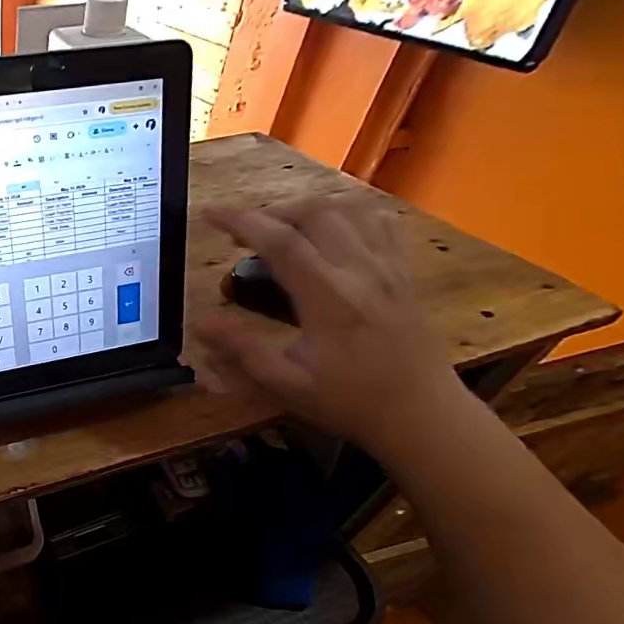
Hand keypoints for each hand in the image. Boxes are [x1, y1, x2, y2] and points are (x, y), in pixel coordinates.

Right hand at [192, 192, 462, 452]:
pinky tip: (333, 231)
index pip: (279, 241)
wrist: (422, 414)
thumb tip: (201, 324)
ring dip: (309, 208)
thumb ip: (244, 350)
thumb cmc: (351, 402)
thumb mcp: (288, 384)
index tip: (211, 214)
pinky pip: (381, 221)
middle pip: (314, 212)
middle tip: (245, 233)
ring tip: (284, 228)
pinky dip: (350, 213)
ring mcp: (388, 266)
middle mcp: (361, 270)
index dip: (240, 220)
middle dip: (272, 212)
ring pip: (349, 208)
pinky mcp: (404, 271)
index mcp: (328, 297)